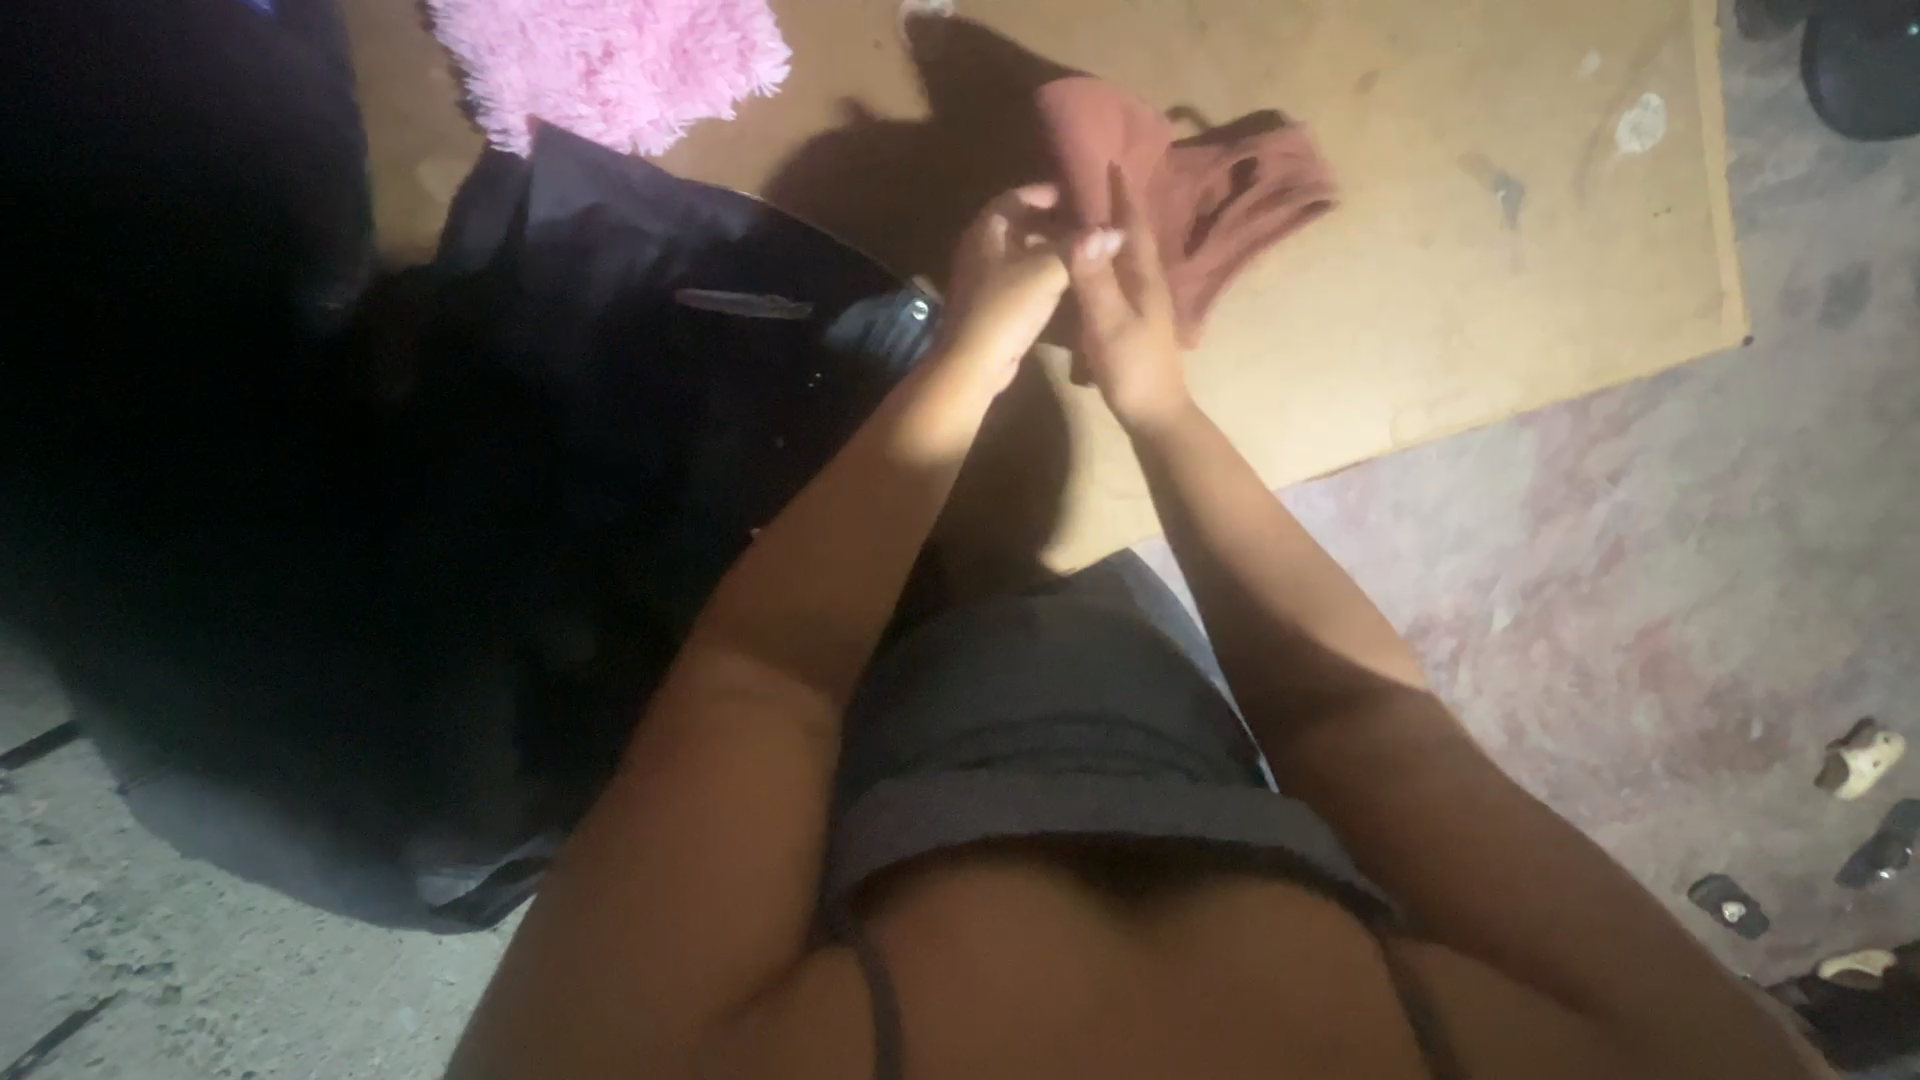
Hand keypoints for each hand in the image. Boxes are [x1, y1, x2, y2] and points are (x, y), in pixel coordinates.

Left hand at [931, 185, 1071, 393]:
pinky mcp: (990, 305)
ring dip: (1050, 251)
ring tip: (1085, 251)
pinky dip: (1042, 275)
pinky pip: (1020, 279)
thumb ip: (1080, 247)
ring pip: (1021, 254)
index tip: (1079, 195)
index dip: (1048, 193)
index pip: (1018, 196)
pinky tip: (1067, 281)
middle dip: (1053, 223)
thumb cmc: (1006, 307)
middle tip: (1089, 224)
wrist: (973, 362)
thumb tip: (1116, 230)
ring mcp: (983, 279)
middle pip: (1020, 225)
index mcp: (987, 229)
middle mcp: (980, 248)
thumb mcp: (1046, 271)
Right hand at [1067, 169, 1191, 431]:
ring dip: (1109, 233)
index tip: (1107, 158)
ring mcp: (1143, 303)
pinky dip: (1104, 262)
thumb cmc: (1133, 368)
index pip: (1131, 223)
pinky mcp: (1134, 321)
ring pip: (1125, 256)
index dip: (1120, 192)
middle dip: (1114, 205)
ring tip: (1085, 213)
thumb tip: (1083, 229)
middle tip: (1089, 178)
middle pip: (1130, 234)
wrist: (1155, 414)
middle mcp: (1147, 282)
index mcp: (1144, 276)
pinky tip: (1090, 265)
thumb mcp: (1108, 323)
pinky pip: (1118, 278)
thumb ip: (1095, 278)